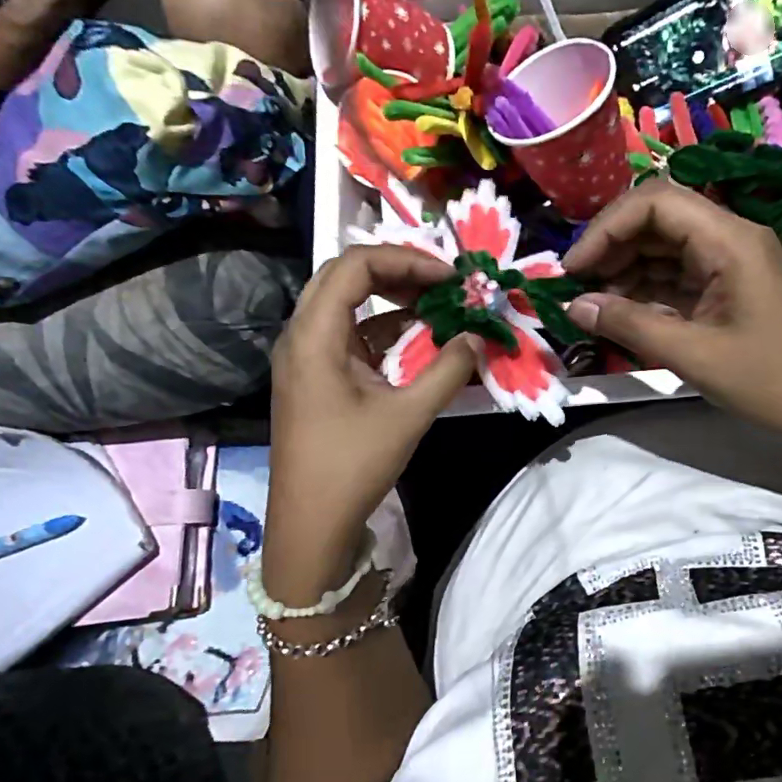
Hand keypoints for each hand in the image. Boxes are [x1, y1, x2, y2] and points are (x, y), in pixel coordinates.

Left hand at [267, 247, 480, 574]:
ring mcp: (306, 356)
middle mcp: (302, 335)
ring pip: (347, 304)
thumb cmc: (353, 465)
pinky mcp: (316, 376)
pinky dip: (385, 328)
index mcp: (315, 336)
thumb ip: (448, 369)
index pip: (355, 265)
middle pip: (346, 276)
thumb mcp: (409, 415)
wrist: (310, 521)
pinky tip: (419, 338)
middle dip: (399, 271)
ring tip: (440, 304)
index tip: (451, 277)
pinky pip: (350, 334)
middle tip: (446, 284)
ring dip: (393, 298)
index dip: (406, 260)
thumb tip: (479, 336)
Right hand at [562, 179, 781, 444]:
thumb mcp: (693, 355)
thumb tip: (575, 305)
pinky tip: (621, 311)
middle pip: (658, 219)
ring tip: (593, 303)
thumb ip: (630, 325)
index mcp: (730, 240)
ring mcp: (730, 260)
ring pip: (664, 246)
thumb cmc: (766, 381)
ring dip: (626, 269)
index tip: (575, 267)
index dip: (608, 227)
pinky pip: (677, 272)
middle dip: (613, 247)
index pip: (656, 202)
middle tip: (578, 286)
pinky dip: (647, 288)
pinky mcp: (727, 284)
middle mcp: (730, 238)